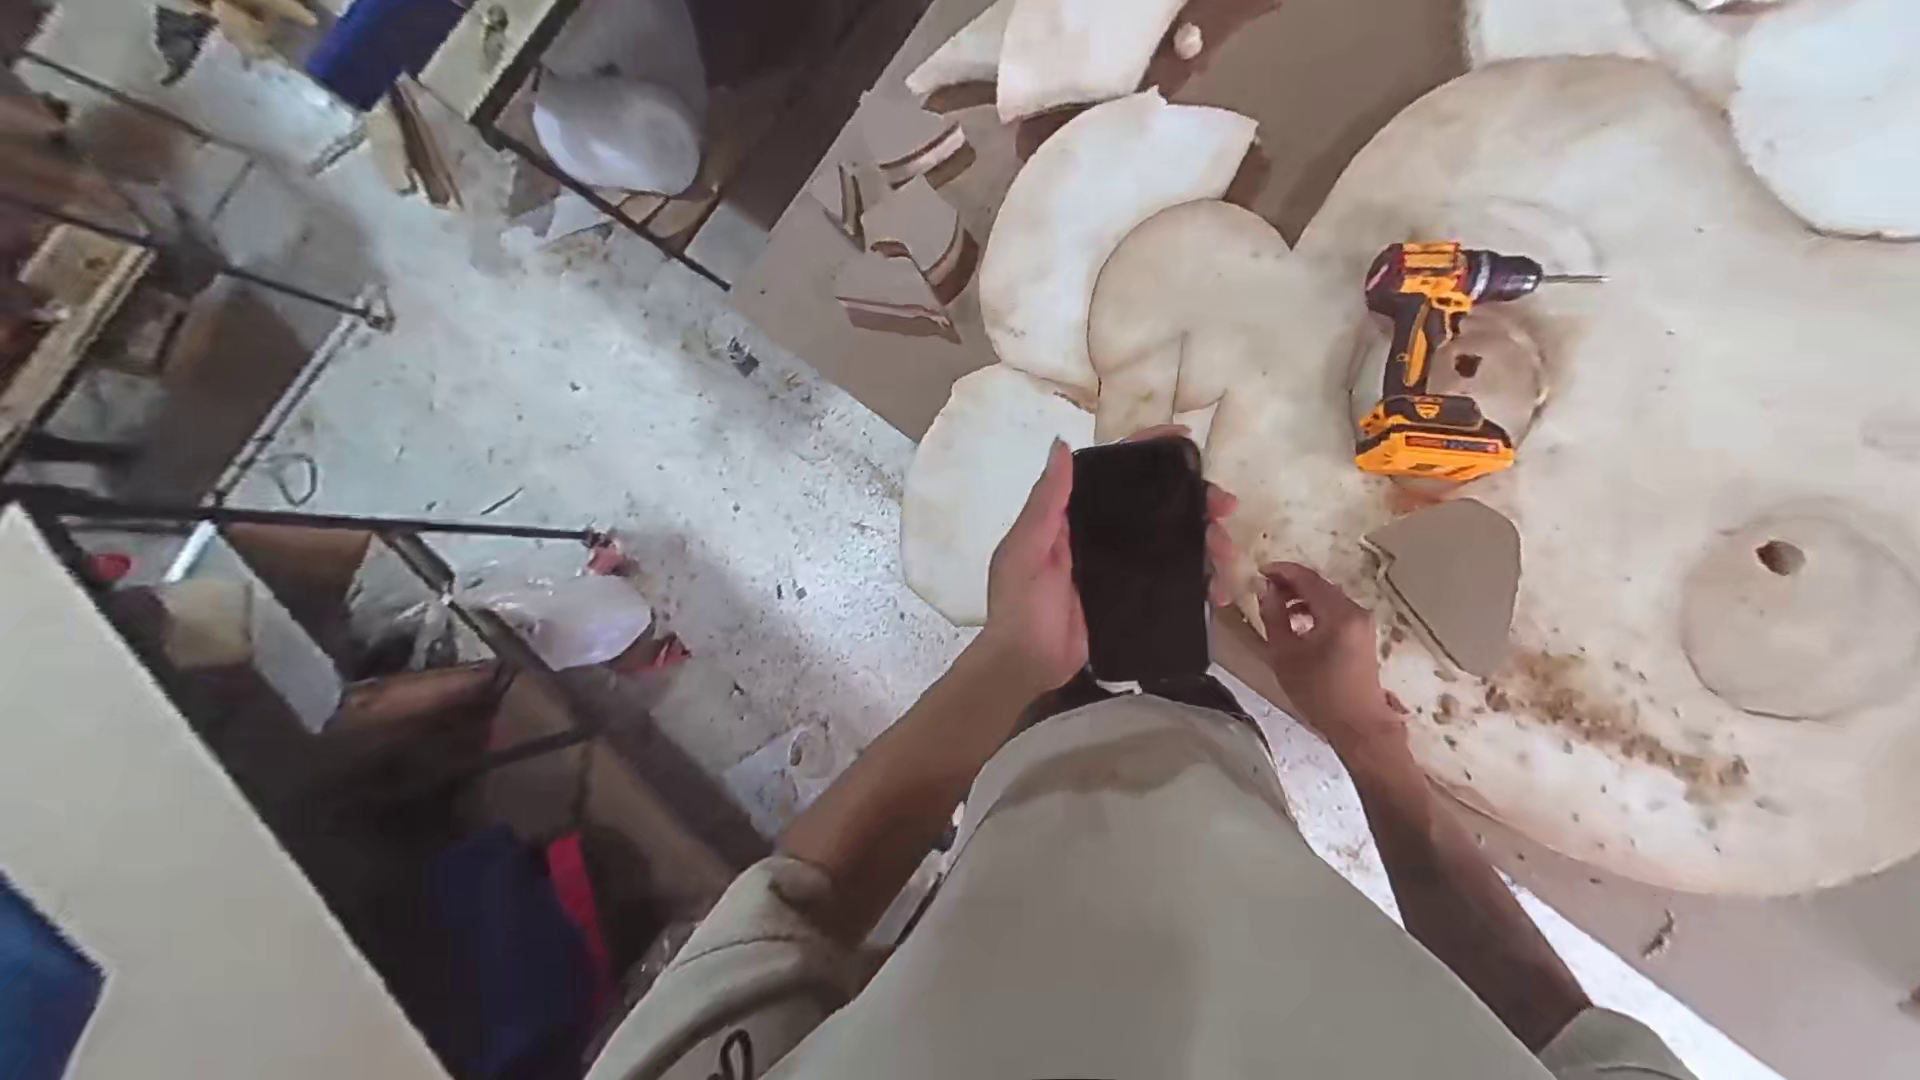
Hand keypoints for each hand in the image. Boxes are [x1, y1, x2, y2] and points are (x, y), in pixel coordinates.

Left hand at [979, 430, 1241, 697]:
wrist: (1026, 663)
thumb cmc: (1019, 603)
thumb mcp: (1025, 549)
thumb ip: (1045, 502)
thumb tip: (1061, 445)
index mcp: (1074, 515)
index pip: (1114, 473)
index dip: (1150, 452)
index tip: (1186, 439)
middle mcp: (1101, 534)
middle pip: (1156, 505)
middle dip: (1196, 500)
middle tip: (1225, 506)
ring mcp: (1120, 567)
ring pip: (1174, 541)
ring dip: (1207, 540)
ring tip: (1227, 554)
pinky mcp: (1135, 598)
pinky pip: (1176, 580)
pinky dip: (1201, 581)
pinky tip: (1220, 590)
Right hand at [1258, 562, 1404, 755]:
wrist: (1357, 723)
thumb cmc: (1317, 691)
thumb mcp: (1284, 653)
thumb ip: (1273, 616)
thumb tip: (1265, 590)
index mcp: (1338, 615)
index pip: (1308, 579)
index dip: (1282, 571)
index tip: (1259, 571)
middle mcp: (1355, 612)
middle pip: (1319, 584)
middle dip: (1290, 583)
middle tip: (1264, 588)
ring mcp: (1362, 622)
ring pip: (1326, 596)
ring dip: (1301, 596)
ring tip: (1276, 607)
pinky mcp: (1362, 633)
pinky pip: (1334, 609)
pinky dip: (1313, 608)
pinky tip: (1296, 622)